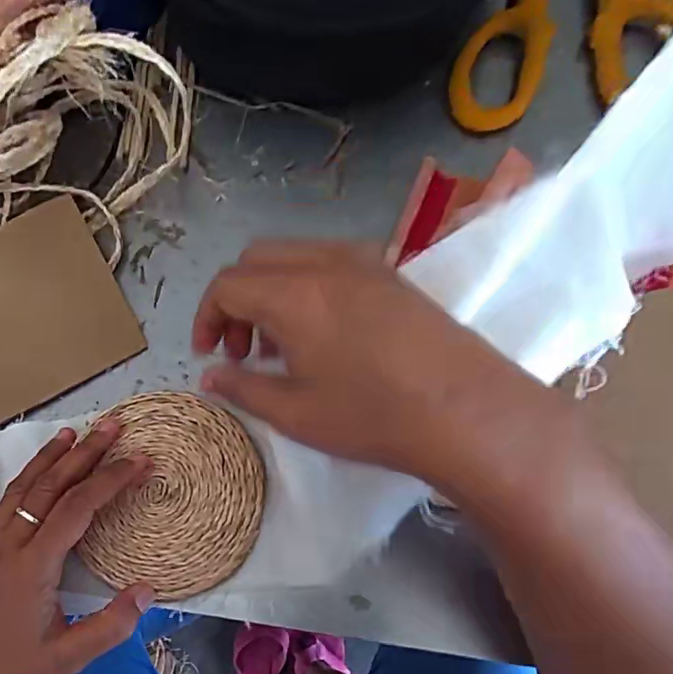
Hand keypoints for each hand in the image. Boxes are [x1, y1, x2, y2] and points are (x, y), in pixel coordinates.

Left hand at [0, 422, 153, 673]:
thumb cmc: (10, 673)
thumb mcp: (69, 657)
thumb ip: (112, 624)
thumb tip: (149, 590)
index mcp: (36, 566)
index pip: (80, 508)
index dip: (113, 480)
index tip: (141, 461)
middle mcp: (10, 546)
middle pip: (51, 487)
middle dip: (85, 455)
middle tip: (111, 427)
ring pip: (19, 492)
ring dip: (45, 459)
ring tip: (69, 433)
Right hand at [193, 241, 584, 500]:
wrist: (466, 412)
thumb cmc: (371, 416)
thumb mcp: (295, 412)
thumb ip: (243, 387)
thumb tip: (210, 378)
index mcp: (294, 294)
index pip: (227, 284)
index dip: (206, 318)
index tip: (208, 356)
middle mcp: (326, 262)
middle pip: (256, 260)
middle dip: (234, 301)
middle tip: (239, 352)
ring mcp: (365, 262)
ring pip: (294, 257)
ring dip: (269, 292)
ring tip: (279, 347)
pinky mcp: (392, 274)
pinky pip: (329, 264)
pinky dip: (304, 289)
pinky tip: (320, 336)